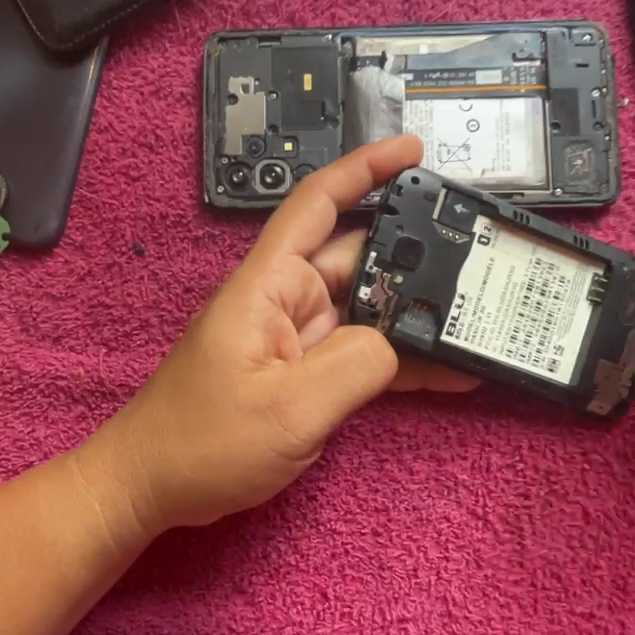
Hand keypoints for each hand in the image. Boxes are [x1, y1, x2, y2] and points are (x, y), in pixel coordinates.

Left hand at [81, 135, 477, 534]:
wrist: (154, 484)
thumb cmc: (204, 442)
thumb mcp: (289, 407)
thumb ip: (355, 366)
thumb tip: (400, 339)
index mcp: (269, 285)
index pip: (318, 205)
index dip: (364, 169)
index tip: (413, 150)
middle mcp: (285, 299)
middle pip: (358, 256)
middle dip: (414, 251)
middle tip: (481, 253)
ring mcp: (296, 337)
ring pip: (367, 307)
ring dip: (415, 312)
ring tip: (480, 313)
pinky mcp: (303, 371)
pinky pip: (360, 352)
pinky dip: (400, 359)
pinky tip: (450, 367)